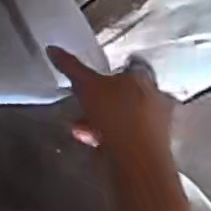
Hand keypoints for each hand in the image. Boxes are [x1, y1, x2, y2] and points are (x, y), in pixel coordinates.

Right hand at [48, 46, 174, 156]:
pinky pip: (127, 133)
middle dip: (104, 96)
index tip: (100, 71)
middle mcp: (156, 100)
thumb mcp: (85, 85)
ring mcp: (158, 125)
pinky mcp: (153, 147)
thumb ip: (70, 66)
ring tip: (80, 124)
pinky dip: (109, 134)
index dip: (117, 67)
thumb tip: (52, 48)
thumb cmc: (115, 113)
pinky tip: (89, 138)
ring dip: (103, 117)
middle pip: (128, 92)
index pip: (133, 65)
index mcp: (144, 80)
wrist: (139, 162)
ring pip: (125, 114)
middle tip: (85, 98)